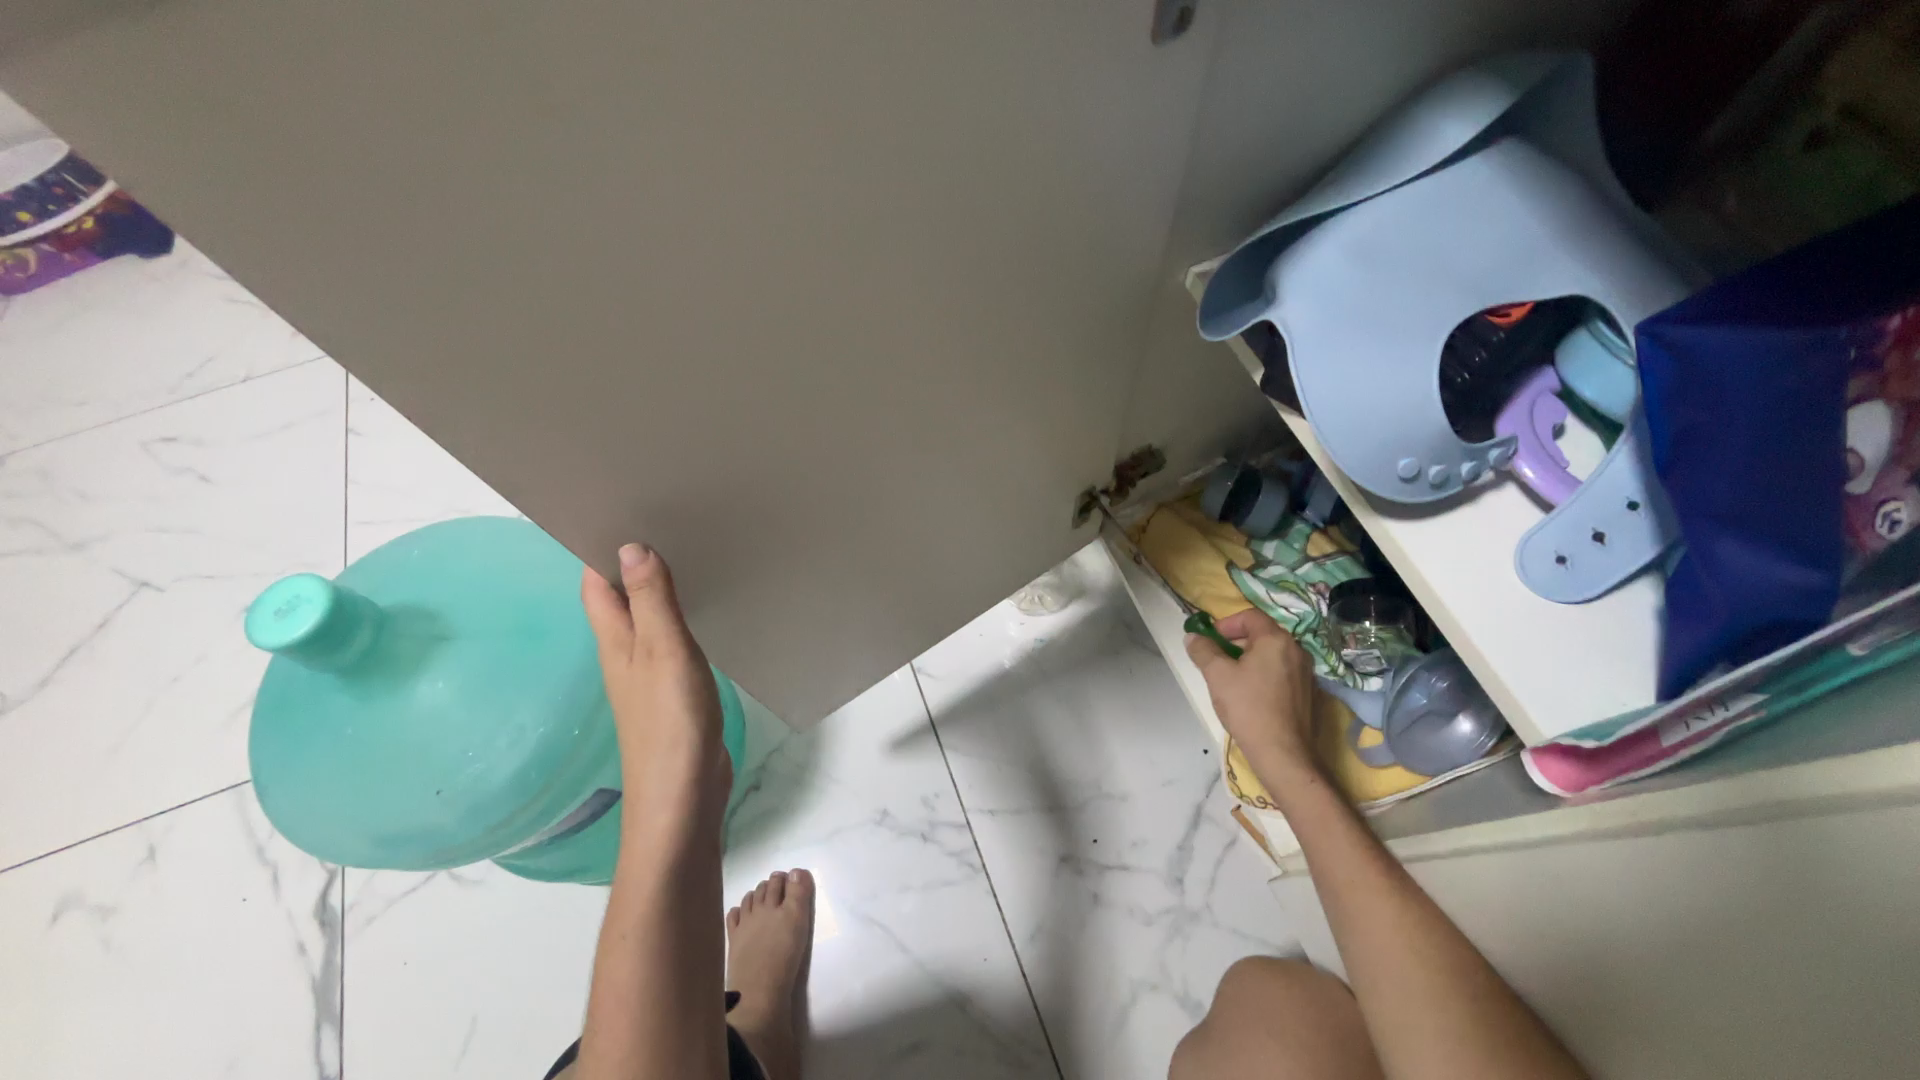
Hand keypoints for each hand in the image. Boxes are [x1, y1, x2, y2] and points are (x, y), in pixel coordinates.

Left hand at [582, 543, 730, 811]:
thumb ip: (652, 601)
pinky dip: (680, 617)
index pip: (596, 583)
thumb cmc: (669, 720)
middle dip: (632, 561)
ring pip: (647, 618)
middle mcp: (625, 651)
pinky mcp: (673, 690)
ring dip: (658, 588)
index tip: (622, 508)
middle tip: (664, 521)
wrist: (683, 792)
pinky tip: (704, 608)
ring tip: (686, 553)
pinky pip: (671, 640)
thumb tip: (630, 546)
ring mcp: (649, 673)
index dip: (600, 547)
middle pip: (619, 597)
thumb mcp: (663, 651)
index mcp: (614, 639)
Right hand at [1186, 609, 1319, 784]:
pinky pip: (1282, 673)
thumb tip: (1193, 637)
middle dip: (1236, 643)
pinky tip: (1251, 696)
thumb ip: (1203, 650)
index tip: (1210, 641)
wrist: (1282, 752)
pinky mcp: (1308, 693)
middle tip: (1217, 661)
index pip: (1250, 616)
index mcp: (1276, 639)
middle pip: (1262, 634)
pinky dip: (1264, 675)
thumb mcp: (1217, 675)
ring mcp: (1306, 672)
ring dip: (1249, 659)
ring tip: (1231, 680)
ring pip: (1272, 655)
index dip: (1226, 624)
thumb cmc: (1247, 707)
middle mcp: (1296, 650)